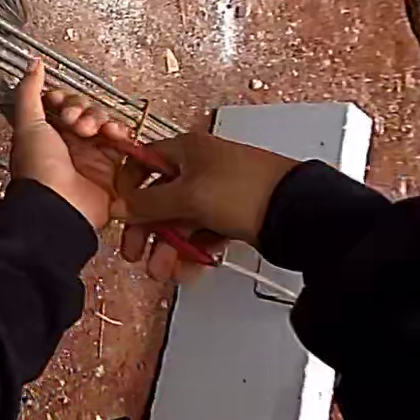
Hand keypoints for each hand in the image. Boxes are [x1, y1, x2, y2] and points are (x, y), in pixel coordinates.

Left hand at [7, 58, 115, 229]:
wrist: (58, 207)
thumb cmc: (38, 169)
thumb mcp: (27, 123)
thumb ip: (29, 91)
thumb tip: (33, 64)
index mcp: (46, 132)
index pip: (62, 102)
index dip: (63, 98)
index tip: (58, 103)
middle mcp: (68, 142)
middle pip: (85, 109)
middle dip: (82, 109)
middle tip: (74, 122)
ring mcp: (91, 154)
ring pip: (104, 121)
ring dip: (99, 119)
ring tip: (92, 131)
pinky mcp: (112, 167)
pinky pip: (123, 141)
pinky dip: (120, 133)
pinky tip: (113, 134)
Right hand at [111, 134, 300, 283]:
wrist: (301, 214)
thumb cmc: (247, 190)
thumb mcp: (188, 196)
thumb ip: (148, 204)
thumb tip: (118, 207)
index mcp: (186, 150)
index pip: (143, 161)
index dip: (128, 185)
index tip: (120, 209)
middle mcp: (199, 167)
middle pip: (159, 197)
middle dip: (146, 229)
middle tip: (135, 252)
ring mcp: (216, 192)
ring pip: (180, 219)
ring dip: (168, 246)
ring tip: (164, 270)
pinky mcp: (232, 215)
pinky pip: (202, 232)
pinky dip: (192, 250)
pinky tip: (189, 267)